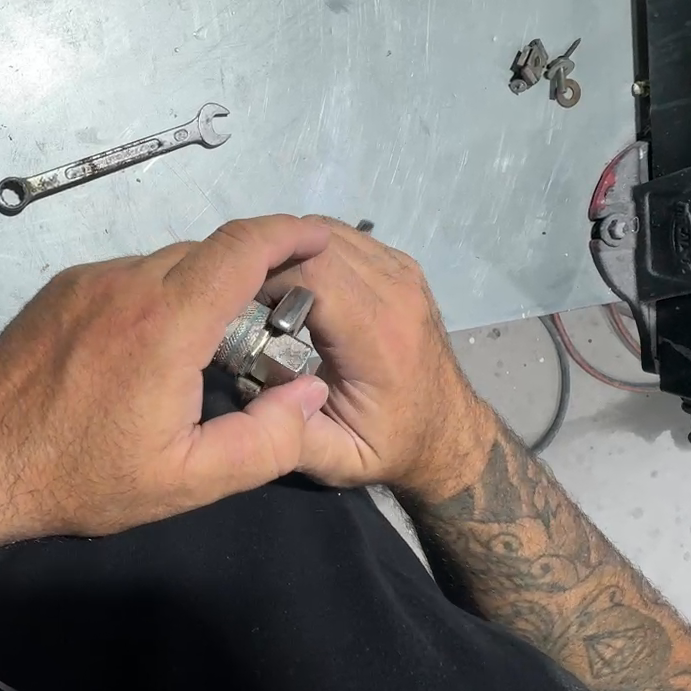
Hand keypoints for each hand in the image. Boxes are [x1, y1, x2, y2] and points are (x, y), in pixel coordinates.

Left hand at [0, 215, 333, 537]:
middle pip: (205, 252)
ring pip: (163, 262)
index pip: (240, 248)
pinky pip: (125, 275)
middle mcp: (126, 282)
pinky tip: (143, 343)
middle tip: (264, 315)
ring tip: (200, 340)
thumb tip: (310, 392)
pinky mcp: (59, 287)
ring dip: (196, 286)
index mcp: (167, 323)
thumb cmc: (84, 474)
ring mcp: (86, 279)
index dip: (287, 233)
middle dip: (246, 269)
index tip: (316, 236)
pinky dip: (152, 293)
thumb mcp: (187, 480)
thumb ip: (267, 439)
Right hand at [264, 217, 498, 499]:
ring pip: (328, 231)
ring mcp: (403, 273)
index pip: (312, 273)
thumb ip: (290, 434)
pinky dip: (312, 252)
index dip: (266, 280)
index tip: (241, 310)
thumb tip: (242, 393)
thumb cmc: (390, 447)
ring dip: (290, 254)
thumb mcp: (336, 459)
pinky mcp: (402, 266)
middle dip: (271, 262)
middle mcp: (397, 293)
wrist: (449, 436)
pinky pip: (344, 238)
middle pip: (316, 242)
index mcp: (379, 338)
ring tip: (267, 292)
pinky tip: (298, 286)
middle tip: (245, 299)